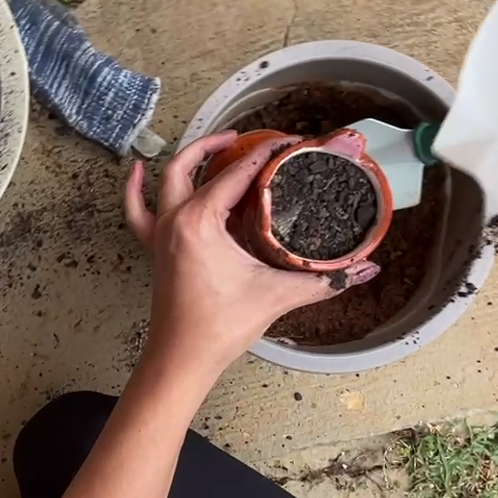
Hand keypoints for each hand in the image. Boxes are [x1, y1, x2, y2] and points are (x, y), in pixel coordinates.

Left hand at [123, 131, 379, 382]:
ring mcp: (160, 235)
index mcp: (200, 222)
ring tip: (209, 147)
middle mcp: (175, 221)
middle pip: (188, 165)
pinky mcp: (155, 251)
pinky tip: (137, 171)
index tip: (288, 144)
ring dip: (184, 159)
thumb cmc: (218, 327)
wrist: (182, 358)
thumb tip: (363, 271)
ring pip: (164, 182)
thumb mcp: (276, 295)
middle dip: (216, 145)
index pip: (237, 174)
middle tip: (245, 138)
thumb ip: (322, 279)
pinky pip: (137, 211)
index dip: (265, 155)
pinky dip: (135, 189)